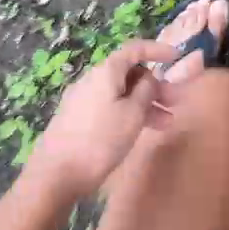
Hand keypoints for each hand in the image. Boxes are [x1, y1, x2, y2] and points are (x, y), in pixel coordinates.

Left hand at [21, 39, 180, 200]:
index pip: (136, 49)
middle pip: (130, 74)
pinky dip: (127, 114)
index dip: (158, 50)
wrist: (51, 180)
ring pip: (121, 94)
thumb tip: (148, 79)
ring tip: (165, 124)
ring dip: (145, 104)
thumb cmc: (99, 140)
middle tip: (175, 101)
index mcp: (106, 72)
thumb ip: (147, 89)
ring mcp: (81, 102)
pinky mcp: (75, 122)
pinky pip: (109, 108)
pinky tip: (139, 131)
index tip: (177, 57)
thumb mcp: (134, 112)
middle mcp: (92, 81)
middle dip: (156, 86)